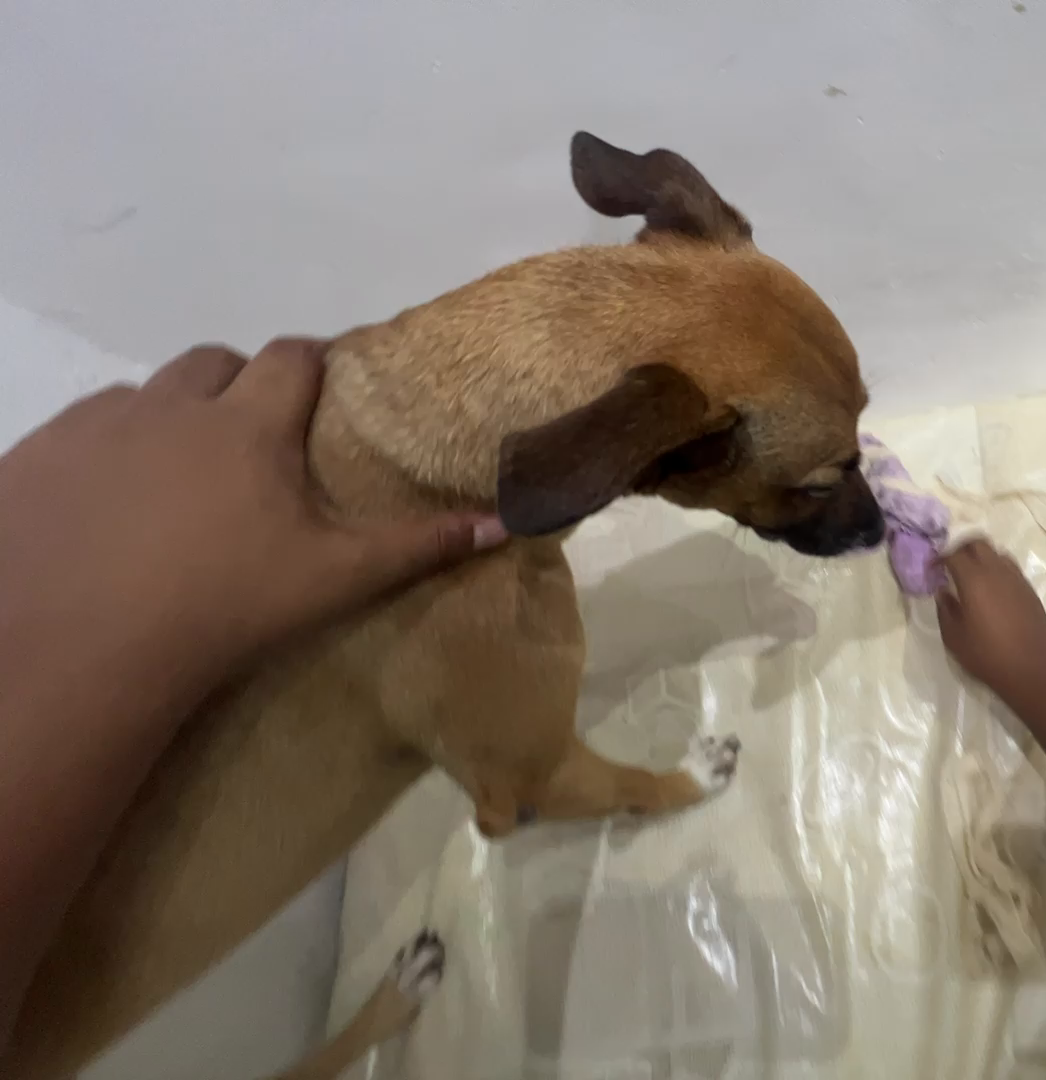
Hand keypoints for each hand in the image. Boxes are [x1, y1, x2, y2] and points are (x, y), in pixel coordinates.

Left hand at [0, 338, 504, 704]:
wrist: (76, 650)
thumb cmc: (230, 601)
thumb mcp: (343, 573)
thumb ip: (426, 542)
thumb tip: (507, 524)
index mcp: (247, 428)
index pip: (292, 357)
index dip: (323, 355)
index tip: (347, 373)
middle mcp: (167, 410)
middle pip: (217, 361)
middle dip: (251, 380)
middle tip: (275, 430)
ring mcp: (88, 432)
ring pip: (148, 391)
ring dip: (182, 408)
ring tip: (200, 463)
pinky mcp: (29, 461)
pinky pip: (84, 425)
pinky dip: (118, 441)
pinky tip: (128, 493)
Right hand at [935, 539, 1045, 695]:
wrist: (1031, 671)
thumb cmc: (987, 656)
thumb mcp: (954, 638)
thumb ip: (945, 609)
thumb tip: (943, 592)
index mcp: (974, 580)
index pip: (953, 554)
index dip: (939, 557)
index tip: (932, 568)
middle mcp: (997, 572)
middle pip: (978, 543)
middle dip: (961, 548)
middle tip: (951, 564)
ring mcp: (1017, 579)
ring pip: (997, 553)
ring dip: (982, 557)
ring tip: (972, 575)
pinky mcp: (1030, 590)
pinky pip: (1011, 568)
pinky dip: (998, 569)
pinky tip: (992, 589)